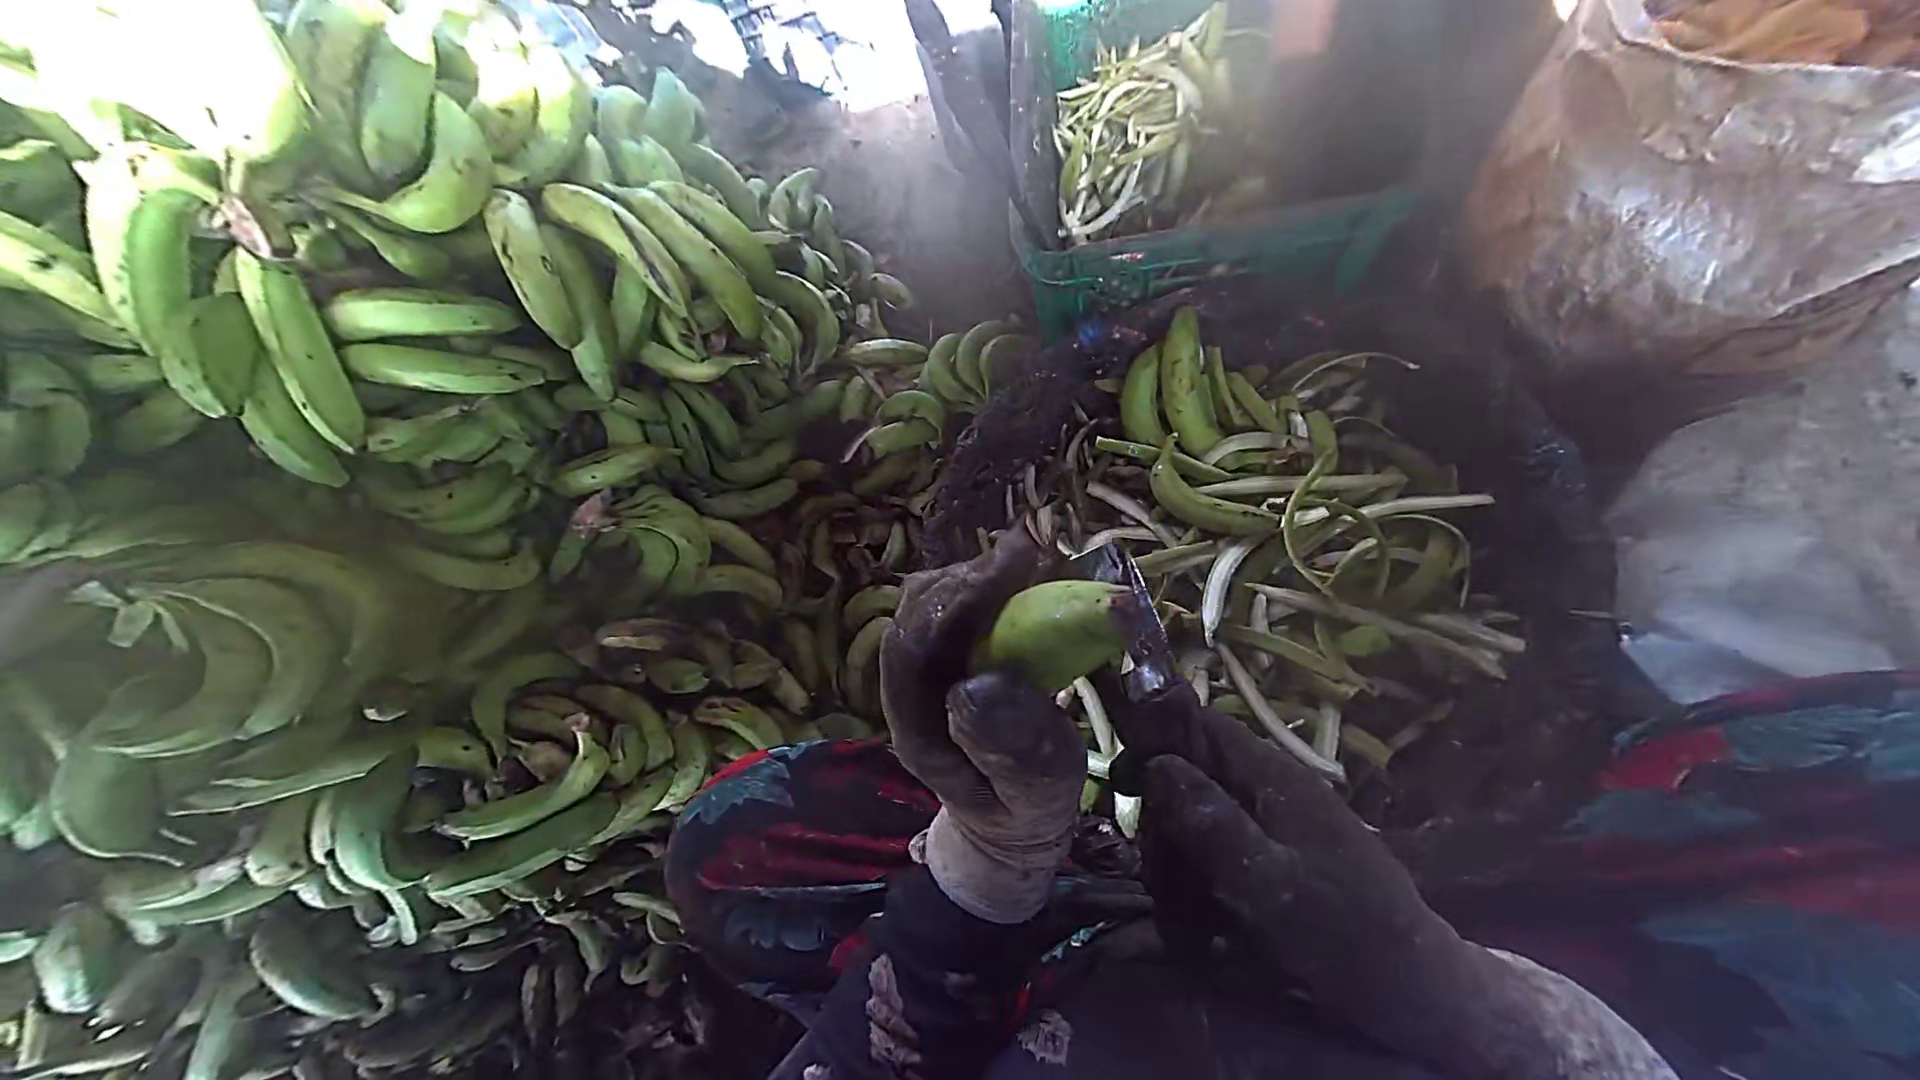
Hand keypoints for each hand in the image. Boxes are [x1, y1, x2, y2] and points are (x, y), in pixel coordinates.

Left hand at [880, 530, 1084, 922]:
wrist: (1009, 820)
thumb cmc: (1025, 810)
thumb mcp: (1034, 792)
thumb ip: (1009, 749)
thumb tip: (976, 684)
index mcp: (916, 725)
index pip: (914, 645)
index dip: (958, 597)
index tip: (1016, 561)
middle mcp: (907, 689)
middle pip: (916, 611)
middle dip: (969, 576)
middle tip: (1029, 555)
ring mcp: (923, 670)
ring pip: (928, 600)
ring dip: (974, 574)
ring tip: (1026, 564)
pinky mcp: (945, 657)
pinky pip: (952, 606)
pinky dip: (984, 584)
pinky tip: (1019, 581)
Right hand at [1135, 703, 1501, 1072]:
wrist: (1420, 997)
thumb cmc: (1347, 937)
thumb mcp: (1270, 884)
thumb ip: (1211, 821)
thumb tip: (1156, 764)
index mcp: (1272, 776)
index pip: (1202, 725)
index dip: (1157, 740)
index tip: (1124, 783)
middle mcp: (1269, 788)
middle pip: (1191, 776)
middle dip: (1165, 825)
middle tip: (1158, 878)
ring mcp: (1273, 821)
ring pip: (1198, 818)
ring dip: (1179, 864)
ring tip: (1181, 922)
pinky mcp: (1274, 853)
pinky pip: (1218, 849)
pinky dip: (1200, 883)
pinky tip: (1200, 928)